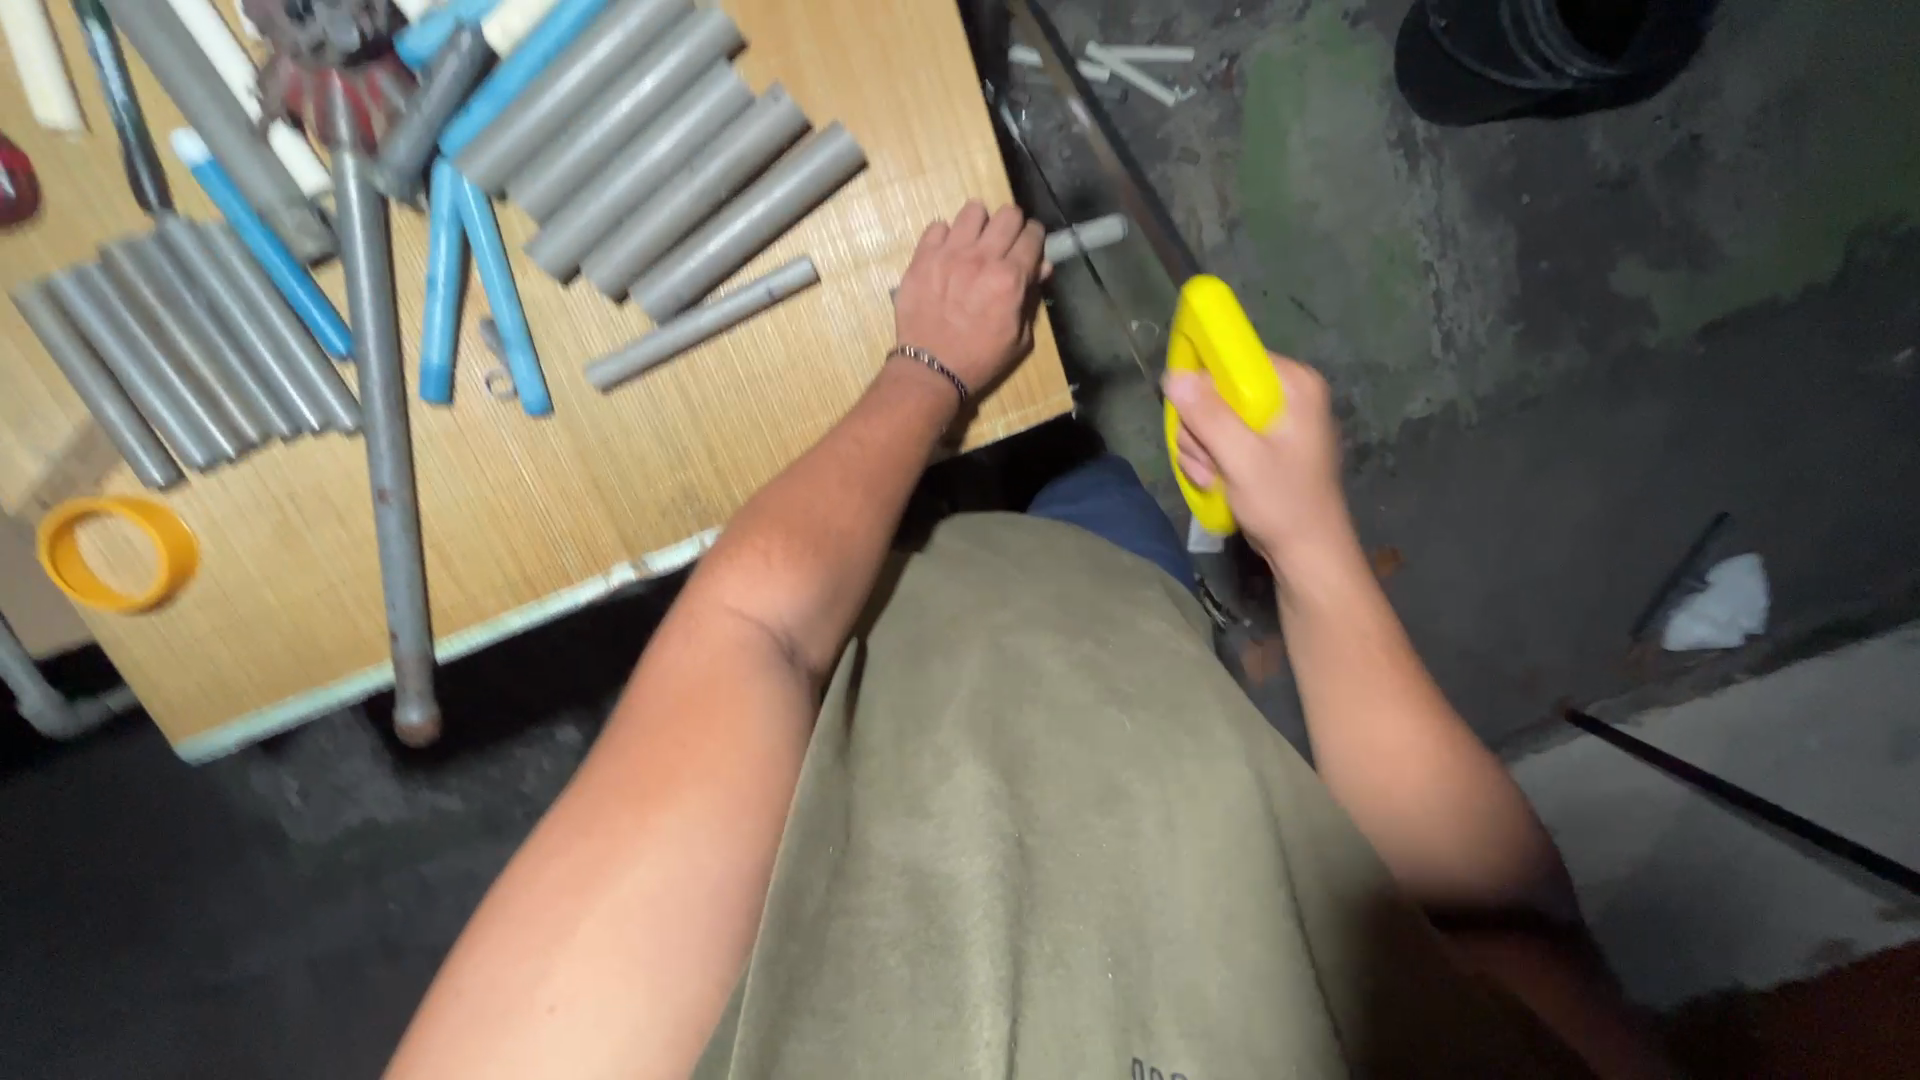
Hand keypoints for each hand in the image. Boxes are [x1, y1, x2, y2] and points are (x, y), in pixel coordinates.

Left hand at [894, 201, 1046, 394]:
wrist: (931, 370)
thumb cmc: (980, 360)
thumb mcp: (1020, 339)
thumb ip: (1031, 298)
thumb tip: (1040, 268)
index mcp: (1010, 278)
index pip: (1033, 235)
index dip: (1035, 239)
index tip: (1030, 247)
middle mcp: (982, 258)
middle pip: (1008, 214)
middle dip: (1012, 226)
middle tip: (1005, 244)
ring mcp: (949, 254)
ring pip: (973, 211)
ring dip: (979, 224)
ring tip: (974, 243)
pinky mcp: (922, 258)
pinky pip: (938, 226)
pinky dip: (946, 237)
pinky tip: (947, 255)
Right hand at [1165, 354, 1357, 580]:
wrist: (1306, 551)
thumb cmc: (1282, 503)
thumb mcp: (1241, 458)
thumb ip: (1208, 416)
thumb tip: (1173, 375)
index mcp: (1293, 384)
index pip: (1232, 359)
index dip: (1204, 387)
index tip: (1195, 421)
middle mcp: (1284, 393)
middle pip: (1214, 390)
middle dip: (1201, 432)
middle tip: (1210, 462)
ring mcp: (1271, 419)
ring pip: (1208, 417)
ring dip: (1200, 452)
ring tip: (1215, 478)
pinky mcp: (1259, 442)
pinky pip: (1216, 436)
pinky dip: (1208, 461)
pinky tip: (1216, 482)